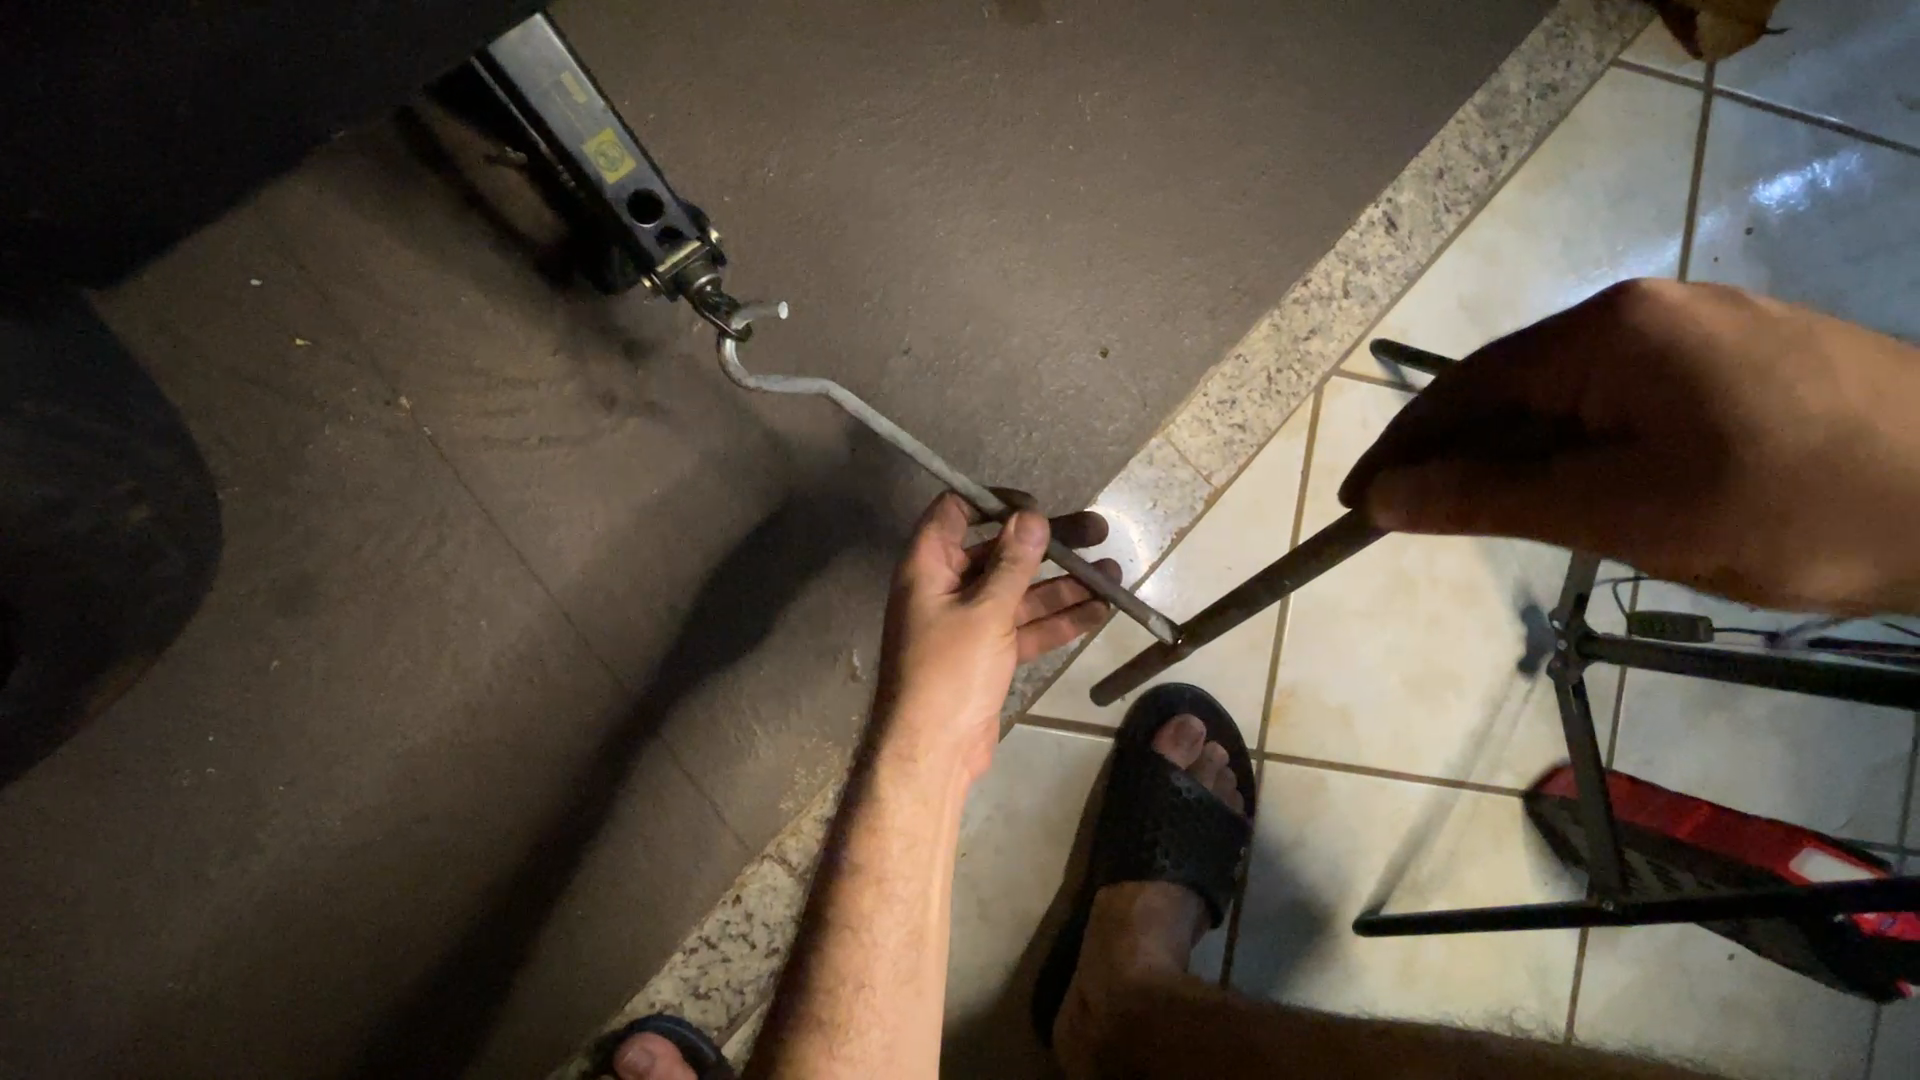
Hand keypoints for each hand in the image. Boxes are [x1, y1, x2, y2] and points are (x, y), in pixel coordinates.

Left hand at [874, 492, 1118, 780]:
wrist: (933, 751)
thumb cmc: (949, 672)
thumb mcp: (985, 612)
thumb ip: (1012, 563)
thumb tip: (1032, 517)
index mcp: (929, 566)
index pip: (955, 512)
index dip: (996, 502)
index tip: (1038, 507)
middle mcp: (947, 587)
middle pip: (1000, 552)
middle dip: (1049, 544)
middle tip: (1098, 532)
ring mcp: (969, 622)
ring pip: (1020, 591)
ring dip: (1065, 584)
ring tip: (1114, 573)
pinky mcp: (988, 653)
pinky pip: (1025, 626)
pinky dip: (1058, 621)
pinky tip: (1101, 611)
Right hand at [1340, 279, 1919, 614]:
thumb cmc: (1798, 505)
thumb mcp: (1618, 513)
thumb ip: (1486, 500)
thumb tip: (1381, 500)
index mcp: (1607, 333)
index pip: (1464, 390)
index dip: (1401, 450)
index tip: (1355, 505)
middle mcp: (1641, 316)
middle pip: (1508, 393)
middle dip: (1455, 460)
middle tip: (1410, 522)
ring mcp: (1690, 337)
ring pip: (1559, 405)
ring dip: (1513, 462)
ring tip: (1484, 519)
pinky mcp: (1730, 366)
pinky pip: (1612, 410)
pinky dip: (1570, 456)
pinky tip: (1568, 495)